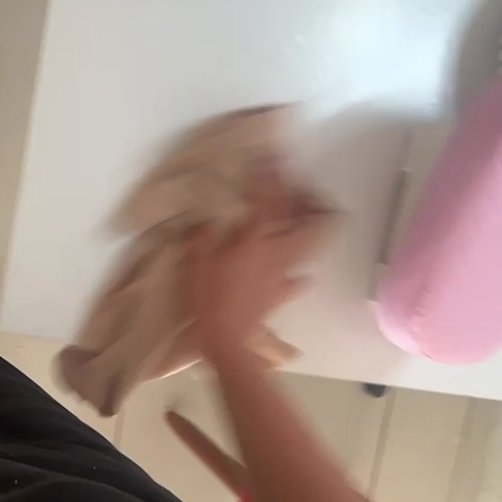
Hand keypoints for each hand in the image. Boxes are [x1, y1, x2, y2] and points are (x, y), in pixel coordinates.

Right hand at [188, 192, 327, 360]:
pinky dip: (298, 275)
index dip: (268, 179)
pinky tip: (297, 274)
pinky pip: (297, 281)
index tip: (268, 160)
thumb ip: (205, 238)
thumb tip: (211, 220)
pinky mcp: (280, 295)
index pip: (266, 203)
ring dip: (305, 233)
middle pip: (298, 222)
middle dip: (303, 202)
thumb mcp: (196, 264)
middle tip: (299, 189)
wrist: (226, 341)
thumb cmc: (208, 300)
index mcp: (253, 242)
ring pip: (304, 248)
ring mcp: (281, 276)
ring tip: (303, 224)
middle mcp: (274, 254)